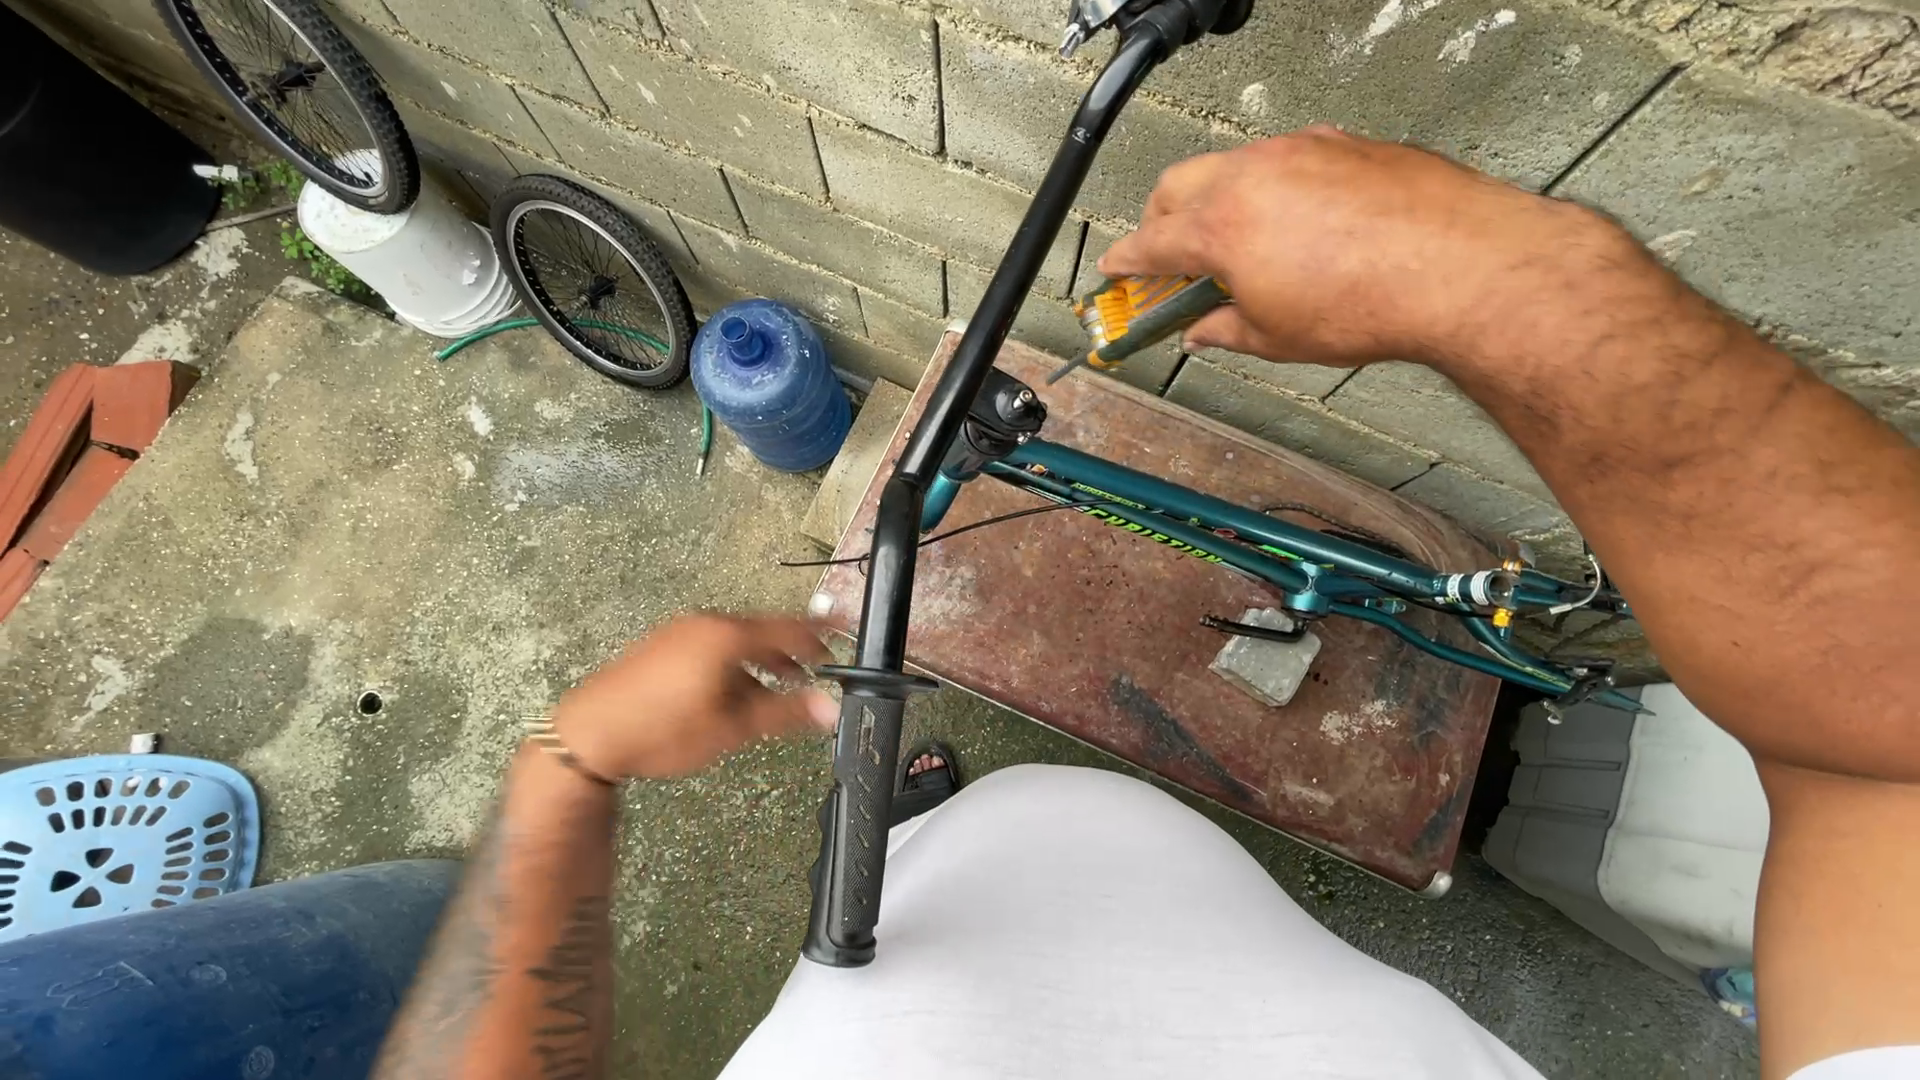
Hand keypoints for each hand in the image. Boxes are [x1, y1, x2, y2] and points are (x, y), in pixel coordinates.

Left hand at [551, 614, 836, 780]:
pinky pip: (711, 644)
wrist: (587, 736)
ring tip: (775, 686)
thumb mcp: (732, 727)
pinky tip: (732, 691)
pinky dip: (732, 661)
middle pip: (761, 630)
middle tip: (811, 669)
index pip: (789, 626)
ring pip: (735, 639)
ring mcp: (680, 631)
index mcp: (727, 635)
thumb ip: (785, 713)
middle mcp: (706, 623)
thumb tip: (828, 709)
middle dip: (789, 652)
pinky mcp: (661, 645)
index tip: (842, 632)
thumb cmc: (663, 730)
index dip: (819, 631)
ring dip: (760, 660)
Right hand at [1098, 127, 1637, 369]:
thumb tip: (1203, 330)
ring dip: (1214, 201)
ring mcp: (1298, 152)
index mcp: (1220, 226)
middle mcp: (1252, 177)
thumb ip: (1223, 328)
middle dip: (1159, 220)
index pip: (1148, 241)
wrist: (1462, 267)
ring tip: (1235, 244)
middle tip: (1168, 257)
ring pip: (1229, 167)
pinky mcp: (1340, 144)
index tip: (1115, 268)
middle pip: (1175, 186)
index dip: (1124, 261)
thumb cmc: (1370, 302)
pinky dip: (1266, 189)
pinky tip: (1289, 223)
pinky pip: (1282, 160)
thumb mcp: (1274, 336)